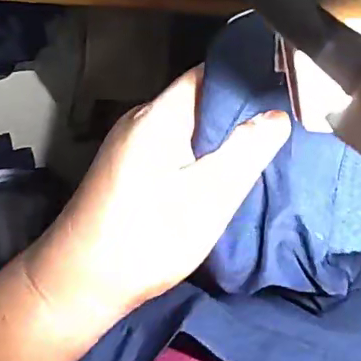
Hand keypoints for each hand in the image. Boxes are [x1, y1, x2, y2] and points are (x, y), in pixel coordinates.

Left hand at [19, 65, 290, 334]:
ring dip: (221, 136)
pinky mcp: (128, 167)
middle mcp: (141, 119)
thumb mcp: (211, 195)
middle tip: (278, 130)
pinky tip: (219, 175)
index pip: (210, 74)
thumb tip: (278, 115)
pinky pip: (175, 144)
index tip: (283, 94)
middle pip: (201, 98)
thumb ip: (247, 150)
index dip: (248, 79)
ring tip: (257, 153)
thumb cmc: (147, 239)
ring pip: (189, 124)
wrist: (77, 286)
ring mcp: (131, 143)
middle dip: (240, 112)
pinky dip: (201, 153)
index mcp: (159, 115)